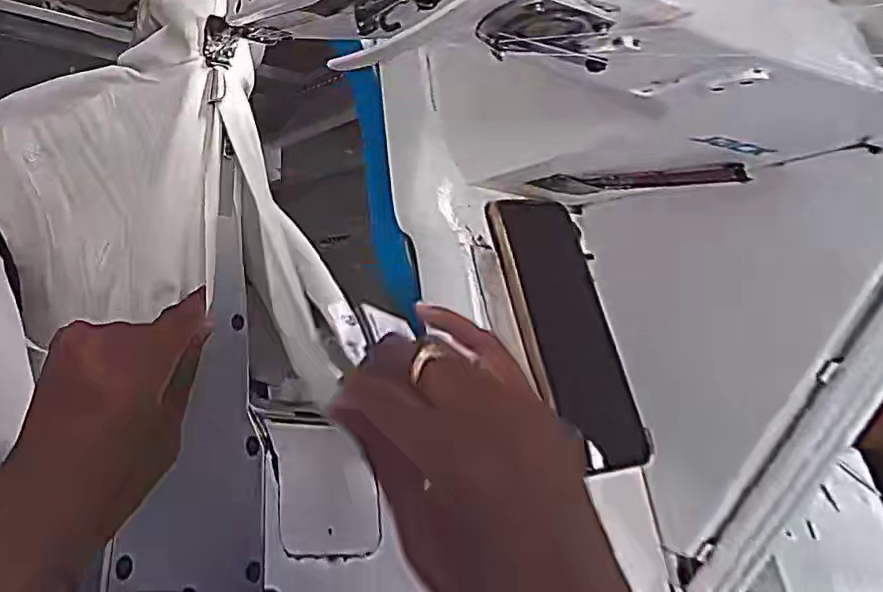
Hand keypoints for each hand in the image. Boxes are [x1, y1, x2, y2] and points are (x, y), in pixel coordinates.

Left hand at [0, 290, 210, 591]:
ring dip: (126, 358)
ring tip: (118, 406)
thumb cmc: (99, 484)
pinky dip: (103, 360)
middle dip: (157, 353)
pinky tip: (99, 399)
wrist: (44, 501)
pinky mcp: (60, 347)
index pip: (181, 318)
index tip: (203, 309)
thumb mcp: (166, 436)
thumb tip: (194, 343)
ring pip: (123, 335)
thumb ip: (184, 375)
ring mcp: (79, 342)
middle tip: (152, 396)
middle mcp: (107, 343)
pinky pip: (97, 341)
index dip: (197, 313)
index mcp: (142, 361)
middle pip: (150, 331)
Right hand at [329, 305, 630, 591]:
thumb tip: (355, 415)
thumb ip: (385, 462)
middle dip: (379, 364)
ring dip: (414, 349)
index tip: (342, 393)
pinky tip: (436, 319)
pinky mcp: (540, 410)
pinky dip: (462, 329)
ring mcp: (520, 411)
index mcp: (452, 458)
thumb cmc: (503, 585)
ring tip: (392, 355)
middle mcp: (490, 423)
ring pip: (449, 350)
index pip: (382, 397)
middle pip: (415, 362)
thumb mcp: (423, 535)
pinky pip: (495, 350)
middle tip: (361, 376)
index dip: (352, 390)